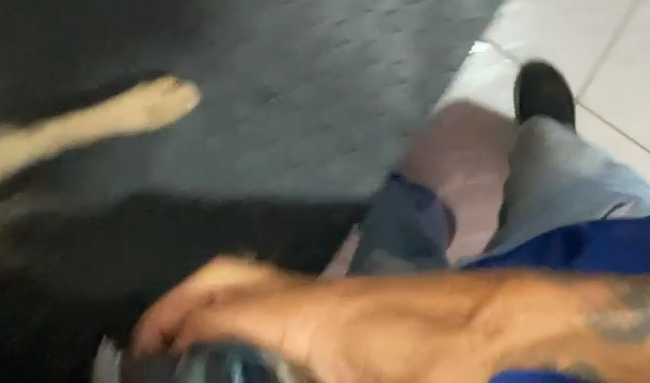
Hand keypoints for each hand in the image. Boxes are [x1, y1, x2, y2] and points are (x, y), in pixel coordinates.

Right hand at [135, 256, 649, 382]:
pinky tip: (261, 365)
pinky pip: (291, 302)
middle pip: (234, 276)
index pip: (219, 305)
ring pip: (262, 286)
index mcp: (311, 318)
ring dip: (219, 314)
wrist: (516, 323)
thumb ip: (318, 373)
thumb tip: (293, 362)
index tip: (134, 356)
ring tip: (191, 363)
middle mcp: (320, 295)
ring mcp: (345, 293)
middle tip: (150, 354)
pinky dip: (257, 321)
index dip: (168, 327)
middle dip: (182, 306)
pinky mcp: (367, 304)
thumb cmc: (452, 363)